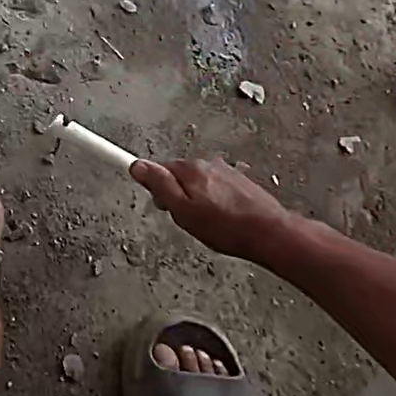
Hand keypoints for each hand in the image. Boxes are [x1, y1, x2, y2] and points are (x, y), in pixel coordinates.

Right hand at [129, 157, 305, 265]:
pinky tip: (221, 220)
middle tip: (183, 219)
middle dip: (175, 196)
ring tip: (207, 224)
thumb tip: (138, 166)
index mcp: (190, 169)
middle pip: (177, 176)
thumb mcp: (183, 211)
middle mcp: (208, 163)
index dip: (144, 177)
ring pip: (197, 183)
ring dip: (195, 199)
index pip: (156, 167)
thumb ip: (160, 186)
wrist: (268, 232)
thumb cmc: (226, 227)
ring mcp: (225, 171)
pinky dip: (212, 201)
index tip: (127, 169)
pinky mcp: (239, 181)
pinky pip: (215, 188)